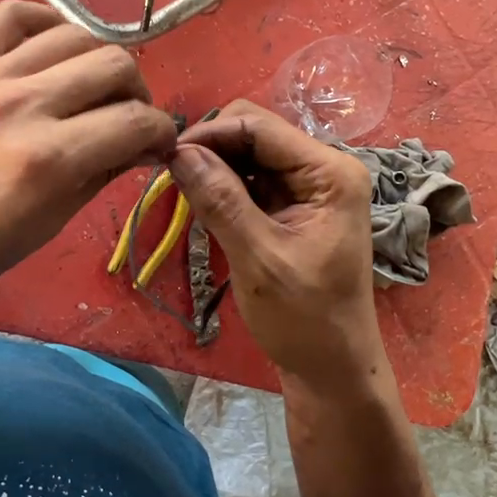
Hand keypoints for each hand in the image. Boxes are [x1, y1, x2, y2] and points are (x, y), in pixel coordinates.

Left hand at [0, 1, 176, 318]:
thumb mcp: (44, 228)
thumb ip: (97, 176)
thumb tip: (138, 147)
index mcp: (46, 160)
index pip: (136, 123)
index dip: (162, 134)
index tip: (158, 146)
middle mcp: (22, 105)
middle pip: (115, 65)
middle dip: (138, 95)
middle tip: (127, 120)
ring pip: (75, 34)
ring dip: (100, 60)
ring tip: (94, 87)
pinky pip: (13, 16)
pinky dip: (46, 22)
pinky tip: (55, 46)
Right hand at [168, 100, 387, 397]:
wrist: (332, 369)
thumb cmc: (305, 319)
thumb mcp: (258, 259)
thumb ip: (220, 200)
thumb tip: (177, 151)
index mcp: (331, 172)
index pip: (260, 127)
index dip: (210, 134)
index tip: (165, 156)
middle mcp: (324, 168)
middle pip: (255, 132)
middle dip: (211, 148)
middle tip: (170, 176)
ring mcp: (310, 186)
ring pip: (249, 153)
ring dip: (214, 167)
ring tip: (182, 191)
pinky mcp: (294, 205)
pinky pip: (251, 178)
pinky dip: (224, 186)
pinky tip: (203, 204)